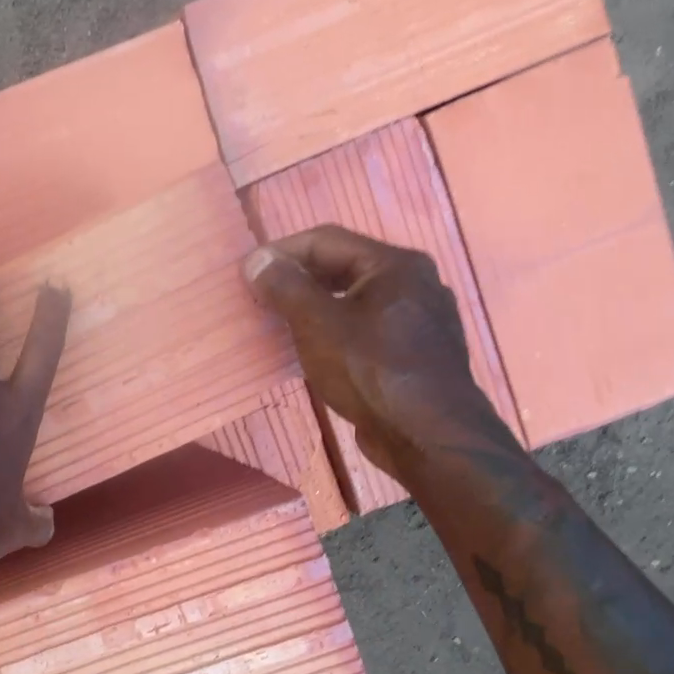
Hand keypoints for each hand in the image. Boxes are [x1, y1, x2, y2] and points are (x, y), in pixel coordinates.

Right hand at [245, 225, 517, 481]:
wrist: (426, 433)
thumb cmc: (369, 370)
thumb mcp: (317, 324)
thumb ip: (286, 287)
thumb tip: (257, 260)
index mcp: (395, 264)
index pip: (326, 240)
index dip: (281, 252)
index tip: (247, 275)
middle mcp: (414, 282)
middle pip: (343, 266)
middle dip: (297, 278)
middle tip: (259, 298)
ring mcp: (420, 318)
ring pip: (354, 298)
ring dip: (314, 305)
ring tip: (280, 323)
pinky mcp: (415, 351)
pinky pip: (366, 326)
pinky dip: (335, 328)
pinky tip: (316, 349)